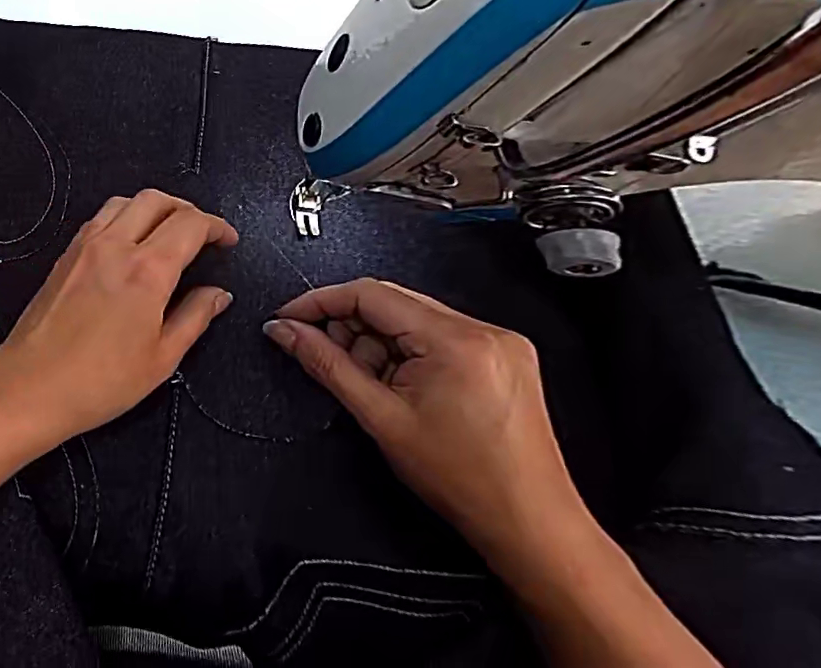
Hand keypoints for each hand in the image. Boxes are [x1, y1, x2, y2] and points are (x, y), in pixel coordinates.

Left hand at [0, 190, 237, 442]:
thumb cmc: (99, 382)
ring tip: (167, 231)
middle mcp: (116, 246)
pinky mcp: (66, 254)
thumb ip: (195, 317)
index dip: (216, 226)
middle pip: (158, 200)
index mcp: (147, 270)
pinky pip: (101, 217)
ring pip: (126, 201)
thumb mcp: (161, 358)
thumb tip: (218, 294)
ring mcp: (86, 245)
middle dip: (187, 209)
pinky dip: (125, 217)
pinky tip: (130, 242)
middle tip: (201, 233)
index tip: (227, 240)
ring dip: (154, 207)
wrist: (29, 387)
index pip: (190, 224)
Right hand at [263, 279, 583, 552]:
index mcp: (455, 340)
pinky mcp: (501, 353)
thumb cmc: (468, 484)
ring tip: (375, 386)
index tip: (292, 316)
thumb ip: (327, 365)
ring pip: (411, 318)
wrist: (532, 526)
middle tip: (325, 355)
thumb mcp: (381, 419)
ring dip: (378, 342)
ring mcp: (497, 339)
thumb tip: (288, 332)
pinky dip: (406, 351)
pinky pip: (436, 332)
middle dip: (350, 327)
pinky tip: (400, 384)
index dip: (321, 302)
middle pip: (390, 302)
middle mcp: (483, 329)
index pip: (370, 294)